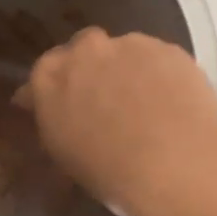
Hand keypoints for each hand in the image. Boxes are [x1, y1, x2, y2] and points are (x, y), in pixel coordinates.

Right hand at [18, 28, 216, 215]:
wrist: (174, 165)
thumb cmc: (107, 170)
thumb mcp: (62, 151)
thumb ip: (53, 119)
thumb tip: (55, 109)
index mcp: (48, 77)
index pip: (42, 73)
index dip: (53, 90)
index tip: (62, 108)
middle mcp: (85, 50)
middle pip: (82, 49)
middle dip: (90, 68)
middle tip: (104, 100)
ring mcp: (129, 45)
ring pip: (123, 51)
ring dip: (126, 69)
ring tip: (144, 103)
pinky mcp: (168, 49)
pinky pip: (156, 58)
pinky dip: (158, 74)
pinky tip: (169, 102)